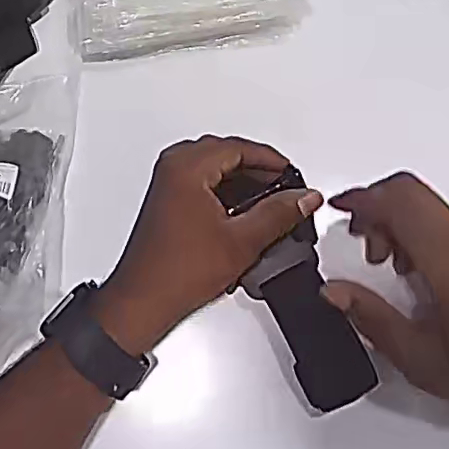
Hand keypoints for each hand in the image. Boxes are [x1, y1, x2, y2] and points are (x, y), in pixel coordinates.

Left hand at [97, 137, 323, 354]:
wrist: (145, 300)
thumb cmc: (176, 273)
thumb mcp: (243, 241)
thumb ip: (279, 214)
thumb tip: (303, 197)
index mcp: (186, 168)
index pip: (238, 147)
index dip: (271, 160)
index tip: (292, 175)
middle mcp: (172, 168)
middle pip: (225, 153)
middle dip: (257, 170)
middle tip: (284, 188)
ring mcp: (167, 183)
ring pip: (213, 168)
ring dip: (242, 182)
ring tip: (269, 205)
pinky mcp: (166, 199)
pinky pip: (201, 181)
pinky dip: (225, 192)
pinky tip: (244, 216)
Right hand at [321, 173, 448, 448]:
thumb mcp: (421, 359)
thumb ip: (371, 318)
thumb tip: (334, 292)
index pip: (398, 201)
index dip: (360, 199)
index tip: (338, 208)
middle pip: (406, 190)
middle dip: (373, 206)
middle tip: (361, 239)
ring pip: (421, 202)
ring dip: (392, 218)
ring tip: (383, 260)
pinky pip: (436, 218)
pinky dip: (410, 228)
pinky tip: (407, 267)